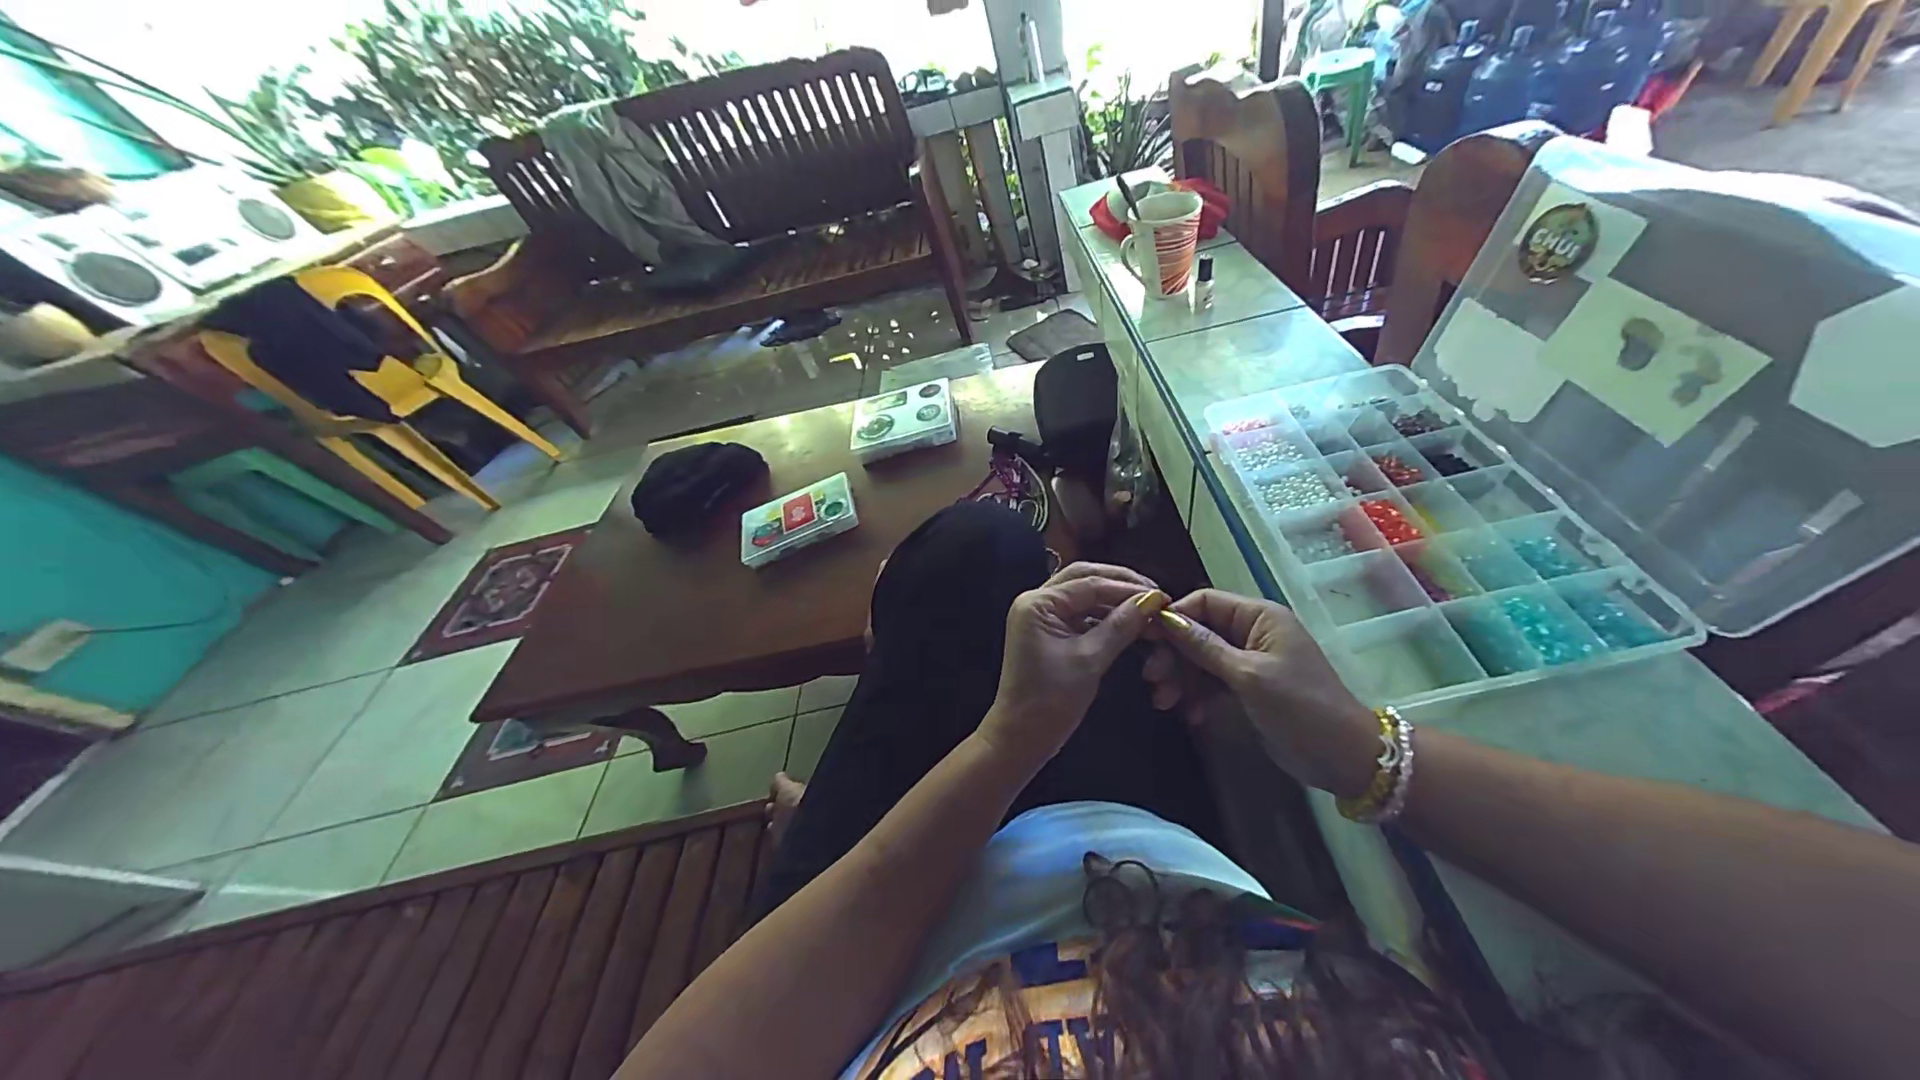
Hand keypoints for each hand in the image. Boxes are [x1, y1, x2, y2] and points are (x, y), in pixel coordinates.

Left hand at [981, 562, 1162, 763]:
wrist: (1021, 737)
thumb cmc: (1050, 700)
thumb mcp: (1090, 660)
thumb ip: (1121, 625)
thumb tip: (1153, 599)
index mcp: (1037, 603)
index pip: (1089, 583)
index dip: (1129, 588)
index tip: (1163, 596)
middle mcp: (1036, 602)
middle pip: (1085, 579)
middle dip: (1121, 585)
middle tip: (1156, 596)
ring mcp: (1042, 617)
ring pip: (1085, 596)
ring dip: (1116, 602)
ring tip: (1149, 611)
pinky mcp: (1050, 633)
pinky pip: (1082, 615)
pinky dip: (1106, 618)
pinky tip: (1131, 624)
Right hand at [1143, 590, 1379, 796]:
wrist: (1344, 759)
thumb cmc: (1301, 707)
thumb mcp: (1248, 675)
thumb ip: (1204, 646)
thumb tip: (1165, 618)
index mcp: (1259, 616)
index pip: (1204, 602)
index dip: (1174, 617)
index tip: (1146, 640)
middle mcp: (1252, 632)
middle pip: (1197, 631)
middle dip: (1173, 655)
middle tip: (1152, 679)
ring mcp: (1249, 660)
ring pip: (1200, 659)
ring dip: (1181, 678)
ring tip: (1164, 702)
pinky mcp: (1246, 687)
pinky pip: (1210, 681)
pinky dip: (1197, 695)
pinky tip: (1191, 715)